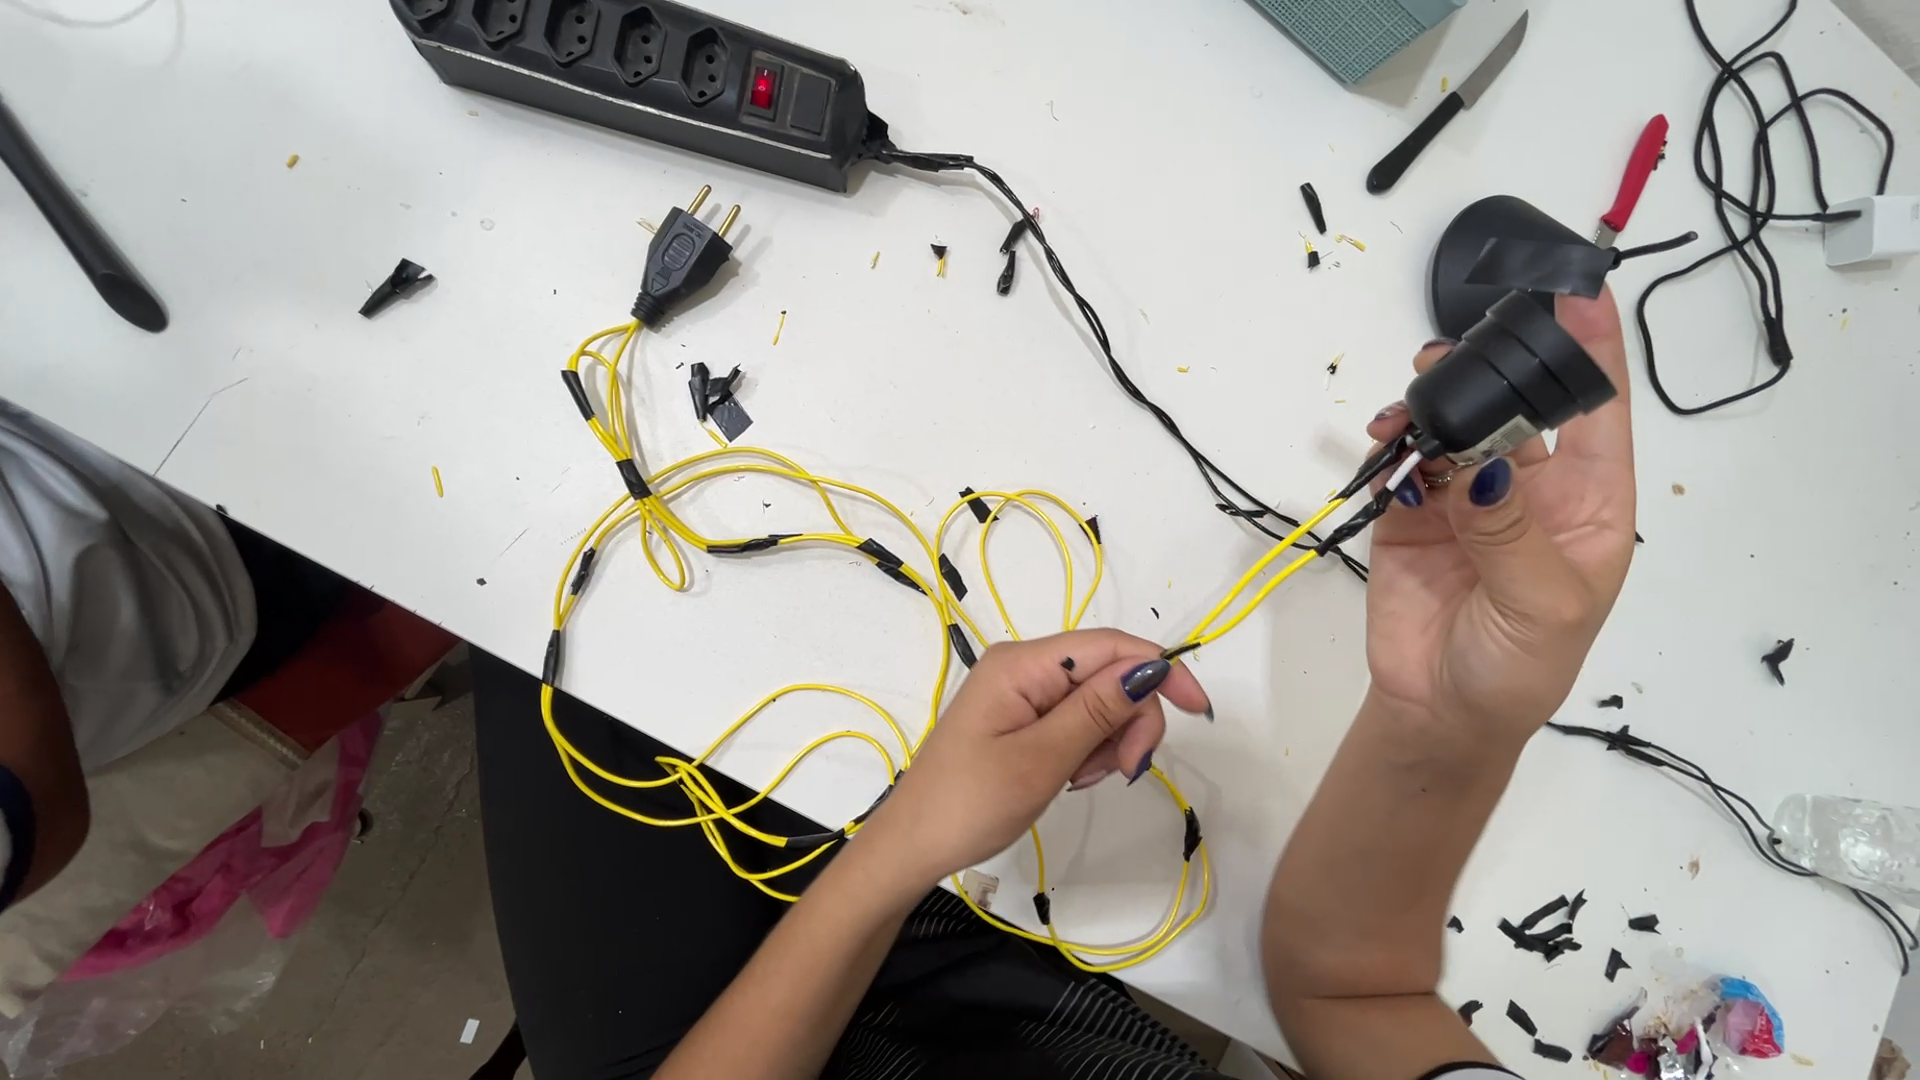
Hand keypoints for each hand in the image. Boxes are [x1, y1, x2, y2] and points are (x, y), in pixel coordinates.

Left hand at [855, 629, 1210, 887]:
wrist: (915, 843)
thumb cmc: (972, 803)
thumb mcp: (1041, 759)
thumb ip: (1097, 711)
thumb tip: (1150, 668)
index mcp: (1023, 664)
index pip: (1109, 646)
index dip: (1160, 668)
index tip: (1199, 710)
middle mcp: (1024, 666)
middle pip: (1107, 674)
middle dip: (1129, 719)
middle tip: (1123, 770)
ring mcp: (1021, 692)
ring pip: (1097, 701)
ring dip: (1107, 741)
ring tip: (1080, 780)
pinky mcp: (1021, 717)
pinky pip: (1075, 720)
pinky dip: (1087, 749)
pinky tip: (1070, 777)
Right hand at [1363, 290, 1635, 740]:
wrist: (1437, 706)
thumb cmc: (1518, 662)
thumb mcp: (1542, 603)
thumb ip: (1512, 531)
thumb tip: (1480, 463)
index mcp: (1586, 505)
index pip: (1598, 414)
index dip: (1591, 353)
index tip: (1575, 294)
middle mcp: (1525, 490)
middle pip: (1516, 409)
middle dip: (1492, 372)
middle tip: (1452, 352)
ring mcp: (1462, 501)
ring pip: (1452, 430)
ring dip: (1432, 408)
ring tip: (1405, 406)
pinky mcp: (1408, 516)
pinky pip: (1401, 468)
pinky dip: (1391, 449)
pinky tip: (1384, 444)